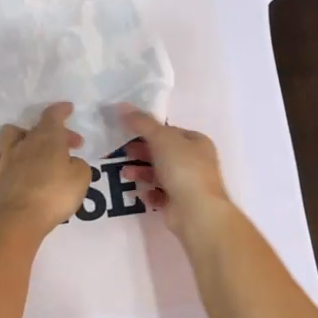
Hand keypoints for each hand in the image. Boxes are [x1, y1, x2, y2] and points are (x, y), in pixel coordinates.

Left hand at [0, 102, 93, 238]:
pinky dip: (2, 156)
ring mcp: (7, 158)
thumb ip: (78, 165)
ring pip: (9, 134)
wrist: (20, 218)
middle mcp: (25, 142)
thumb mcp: (81, 178)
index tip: (68, 109)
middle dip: (54, 133)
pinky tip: (10, 164)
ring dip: (21, 136)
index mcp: (48, 138)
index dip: (61, 110)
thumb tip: (70, 162)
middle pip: (37, 127)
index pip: (53, 115)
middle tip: (70, 147)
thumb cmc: (55, 194)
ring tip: (31, 147)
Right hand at [116, 105, 235, 240]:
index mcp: (197, 143)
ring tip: (125, 174)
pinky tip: (142, 193)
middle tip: (123, 153)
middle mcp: (195, 162)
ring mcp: (188, 184)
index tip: (128, 133)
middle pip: (163, 153)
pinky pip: (160, 194)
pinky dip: (149, 192)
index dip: (149, 131)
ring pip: (160, 174)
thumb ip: (141, 122)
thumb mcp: (162, 138)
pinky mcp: (179, 203)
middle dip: (141, 153)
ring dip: (141, 172)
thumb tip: (120, 105)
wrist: (196, 211)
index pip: (170, 132)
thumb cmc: (183, 168)